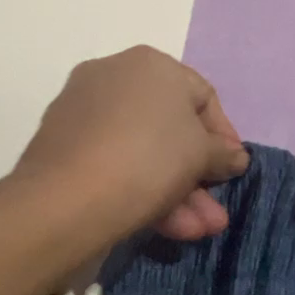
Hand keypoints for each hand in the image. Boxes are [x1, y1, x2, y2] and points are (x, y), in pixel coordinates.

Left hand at [15, 45, 249, 240]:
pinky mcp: (59, 146)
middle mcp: (114, 77)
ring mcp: (81, 111)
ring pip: (144, 152)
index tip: (232, 169)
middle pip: (171, 130)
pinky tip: (162, 225)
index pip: (203, 98)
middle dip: (197, 176)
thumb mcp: (204, 154)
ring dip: (175, 192)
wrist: (64, 202)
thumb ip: (224, 153)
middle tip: (212, 211)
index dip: (224, 138)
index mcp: (151, 64)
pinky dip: (140, 189)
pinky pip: (113, 162)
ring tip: (195, 230)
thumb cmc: (150, 159)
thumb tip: (234, 157)